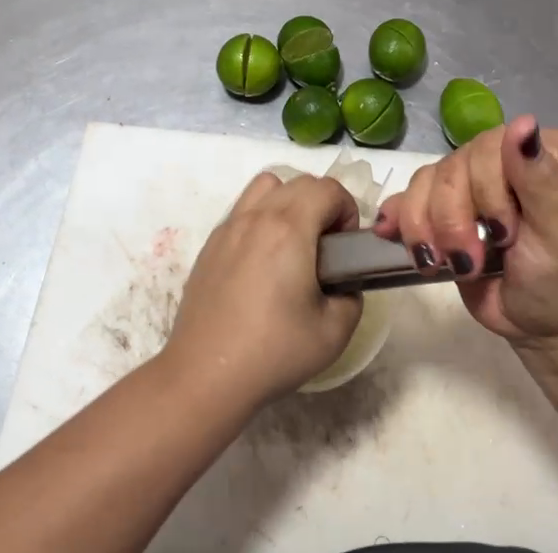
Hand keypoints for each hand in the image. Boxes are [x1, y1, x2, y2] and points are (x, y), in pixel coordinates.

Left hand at [162, 172, 362, 406]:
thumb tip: (343, 284)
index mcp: (289, 229)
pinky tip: (263, 263)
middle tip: (327, 248)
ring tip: (294, 244)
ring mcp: (228, 228)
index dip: (348, 210)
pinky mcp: (209, 246)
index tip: (347, 246)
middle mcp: (257, 218)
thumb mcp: (334, 332)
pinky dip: (261, 219)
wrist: (206, 375)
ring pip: (265, 187)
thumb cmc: (273, 352)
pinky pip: (242, 211)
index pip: (328, 189)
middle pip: (298, 181)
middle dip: (322, 204)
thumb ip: (351, 297)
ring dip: (288, 201)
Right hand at [374, 117, 557, 348]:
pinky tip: (399, 239)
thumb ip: (541, 179)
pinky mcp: (441, 210)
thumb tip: (523, 123)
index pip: (489, 147)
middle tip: (475, 262)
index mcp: (541, 152)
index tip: (506, 236)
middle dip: (454, 222)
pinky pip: (407, 200)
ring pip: (424, 184)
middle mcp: (502, 157)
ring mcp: (468, 184)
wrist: (547, 325)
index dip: (486, 192)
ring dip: (427, 230)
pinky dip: (402, 222)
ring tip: (449, 265)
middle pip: (451, 169)